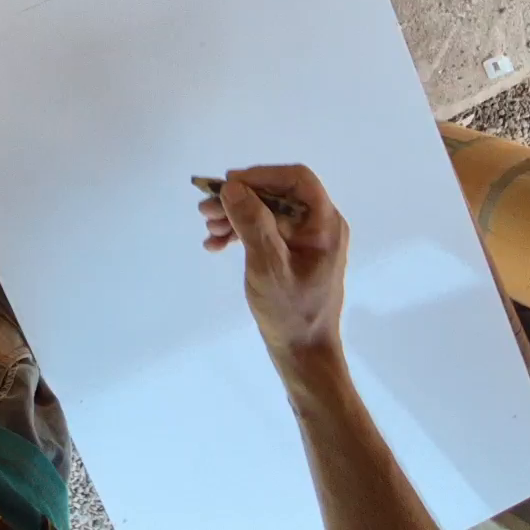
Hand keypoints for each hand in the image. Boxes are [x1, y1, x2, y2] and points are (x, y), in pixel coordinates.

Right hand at [199, 164, 348, 359]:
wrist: (303, 354)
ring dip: (234, 215)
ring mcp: (305, 239)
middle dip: (238, 199)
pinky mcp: (292, 252)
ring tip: (207, 228)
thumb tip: (232, 188)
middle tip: (205, 209)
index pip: (297, 179)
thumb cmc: (291, 311)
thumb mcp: (268, 265)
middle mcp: (318, 226)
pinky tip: (215, 244)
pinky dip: (239, 232)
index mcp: (324, 225)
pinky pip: (263, 229)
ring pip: (265, 210)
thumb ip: (252, 223)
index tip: (229, 185)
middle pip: (275, 194)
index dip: (261, 175)